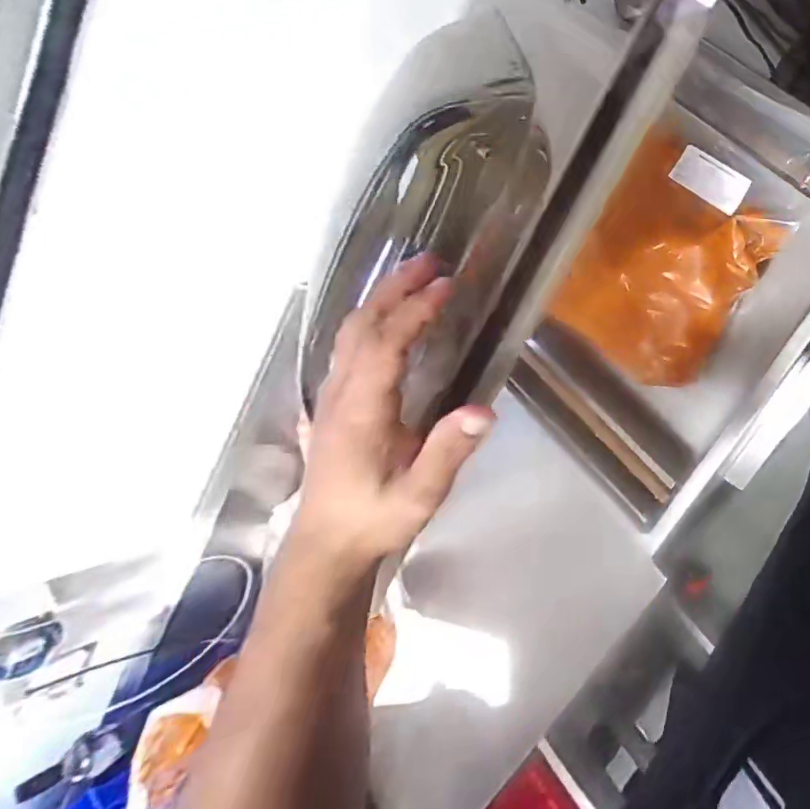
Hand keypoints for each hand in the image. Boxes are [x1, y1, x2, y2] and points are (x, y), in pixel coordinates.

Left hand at [291, 254, 494, 580]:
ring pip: (349, 334)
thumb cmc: (375, 519)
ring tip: (412, 278)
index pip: (386, 344)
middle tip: (429, 261)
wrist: (325, 546)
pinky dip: (369, 321)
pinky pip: (347, 348)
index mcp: (362, 410)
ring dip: (380, 300)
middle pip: (361, 326)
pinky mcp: (331, 405)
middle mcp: (340, 394)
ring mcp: (330, 398)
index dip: (415, 310)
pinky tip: (385, 320)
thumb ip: (447, 452)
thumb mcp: (419, 495)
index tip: (446, 285)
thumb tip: (483, 412)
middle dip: (394, 289)